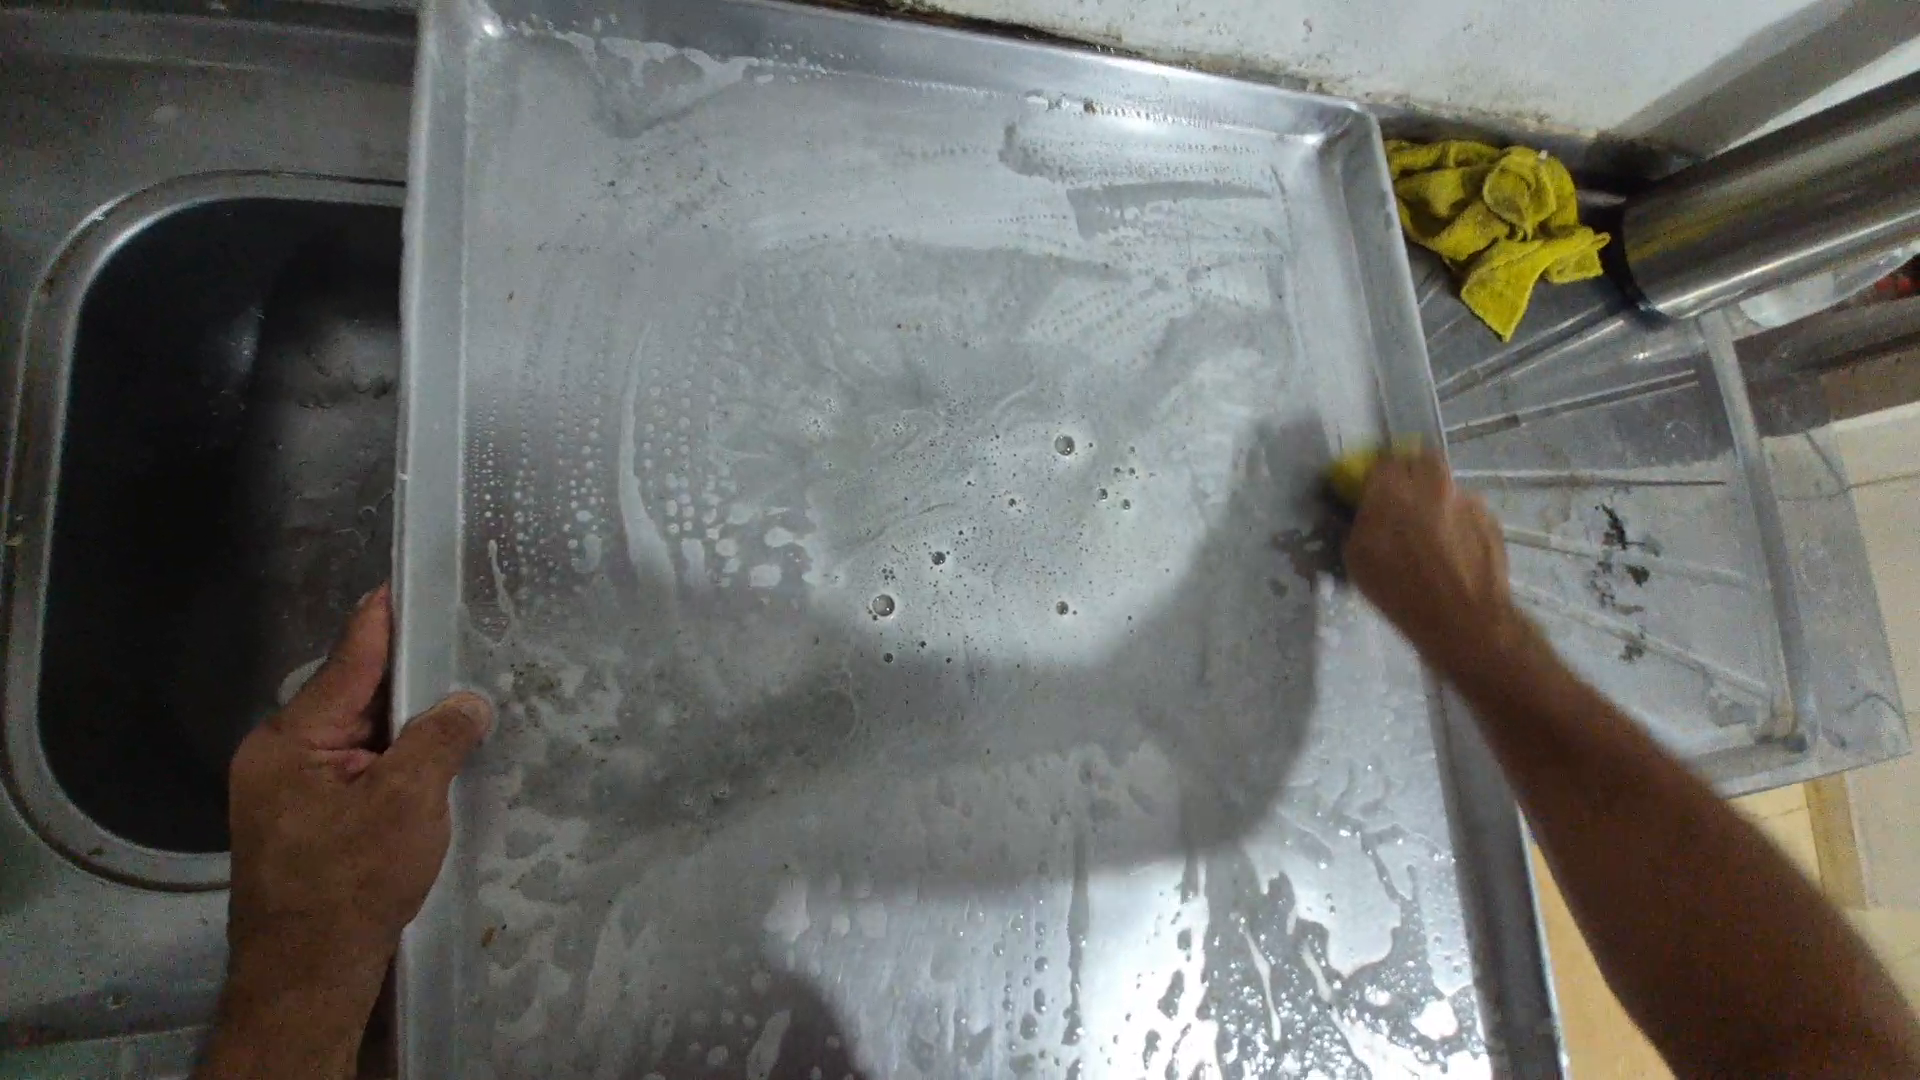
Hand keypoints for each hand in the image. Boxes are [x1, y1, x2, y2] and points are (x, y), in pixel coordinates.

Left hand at [198, 585, 491, 1079]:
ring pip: (367, 728)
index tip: (401, 580)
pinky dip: (408, 745)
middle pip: (357, 693)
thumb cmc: (353, 879)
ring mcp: (300, 787)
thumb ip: (440, 738)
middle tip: (460, 631)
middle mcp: (285, 756)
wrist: (313, 970)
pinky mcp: (321, 812)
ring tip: (465, 679)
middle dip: (410, 667)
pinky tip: (445, 739)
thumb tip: (470, 699)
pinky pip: (370, 759)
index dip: (379, 620)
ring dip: (414, 711)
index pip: (346, 663)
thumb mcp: (406, 800)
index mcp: (290, 743)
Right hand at [1343, 450, 1516, 671]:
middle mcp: (1431, 485)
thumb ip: (1362, 522)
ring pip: (1446, 486)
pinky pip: (1466, 509)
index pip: (1382, 462)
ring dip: (1435, 498)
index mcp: (1392, 491)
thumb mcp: (1357, 557)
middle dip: (1410, 472)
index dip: (1377, 474)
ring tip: (1430, 531)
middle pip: (1420, 460)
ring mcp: (1466, 500)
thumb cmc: (1397, 589)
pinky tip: (1452, 549)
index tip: (1373, 488)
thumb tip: (1367, 510)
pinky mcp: (1490, 518)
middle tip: (1402, 497)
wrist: (1461, 617)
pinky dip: (1456, 520)